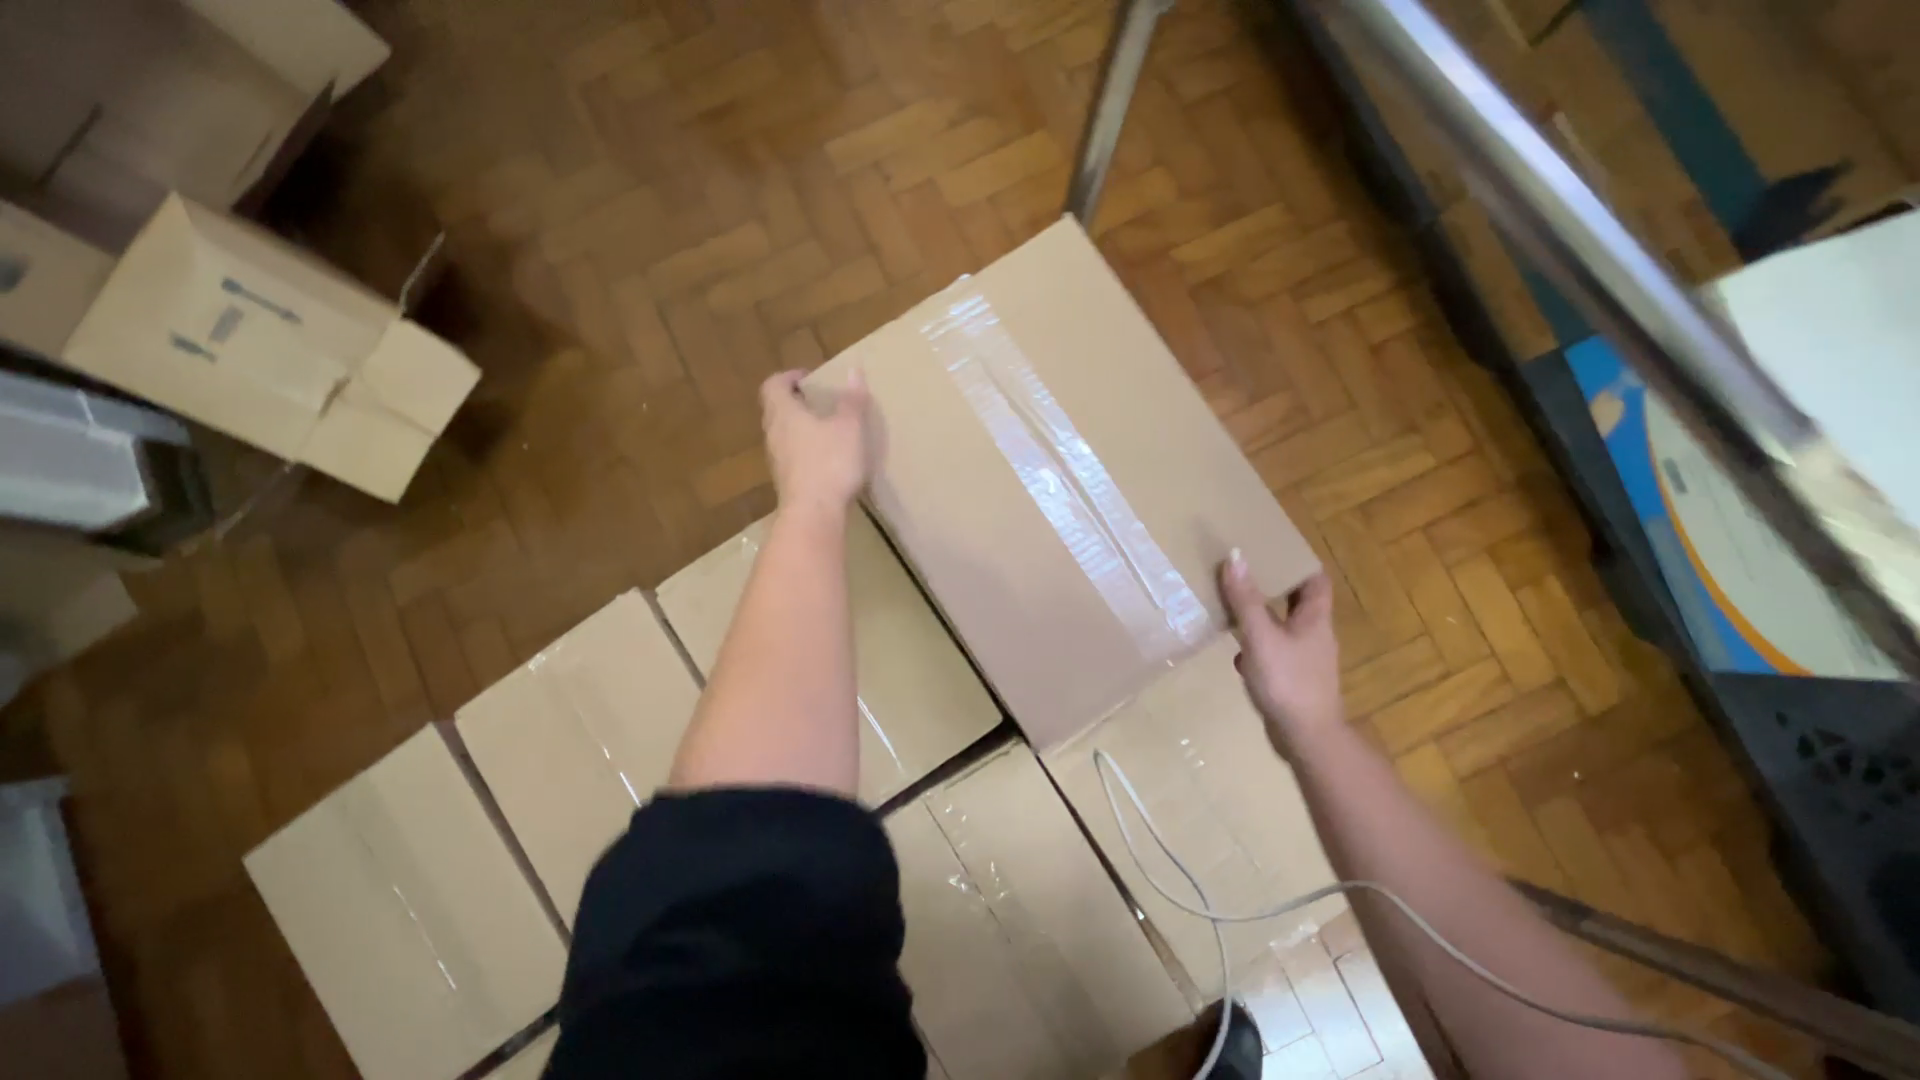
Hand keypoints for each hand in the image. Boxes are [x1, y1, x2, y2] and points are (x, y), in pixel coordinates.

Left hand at [761, 369, 872, 517]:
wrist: (814, 514)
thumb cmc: (829, 462)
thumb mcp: (849, 427)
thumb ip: (851, 400)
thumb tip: (853, 370)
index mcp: (783, 413)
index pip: (773, 385)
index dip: (788, 377)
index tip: (809, 378)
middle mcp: (773, 434)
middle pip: (776, 409)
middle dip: (796, 402)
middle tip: (821, 401)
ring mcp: (777, 460)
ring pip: (783, 434)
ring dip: (800, 428)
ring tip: (827, 429)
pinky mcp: (786, 482)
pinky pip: (792, 456)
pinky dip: (805, 450)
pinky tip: (827, 459)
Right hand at [1219, 551, 1342, 758]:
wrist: (1306, 737)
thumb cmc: (1288, 681)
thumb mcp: (1261, 636)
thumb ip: (1246, 599)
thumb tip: (1236, 555)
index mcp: (1315, 618)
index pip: (1315, 579)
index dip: (1298, 562)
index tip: (1273, 548)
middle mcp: (1315, 635)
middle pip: (1298, 601)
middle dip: (1274, 586)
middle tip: (1244, 571)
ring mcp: (1305, 659)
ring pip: (1283, 627)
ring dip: (1262, 616)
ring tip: (1233, 605)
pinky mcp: (1293, 679)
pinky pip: (1274, 652)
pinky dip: (1256, 646)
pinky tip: (1235, 652)